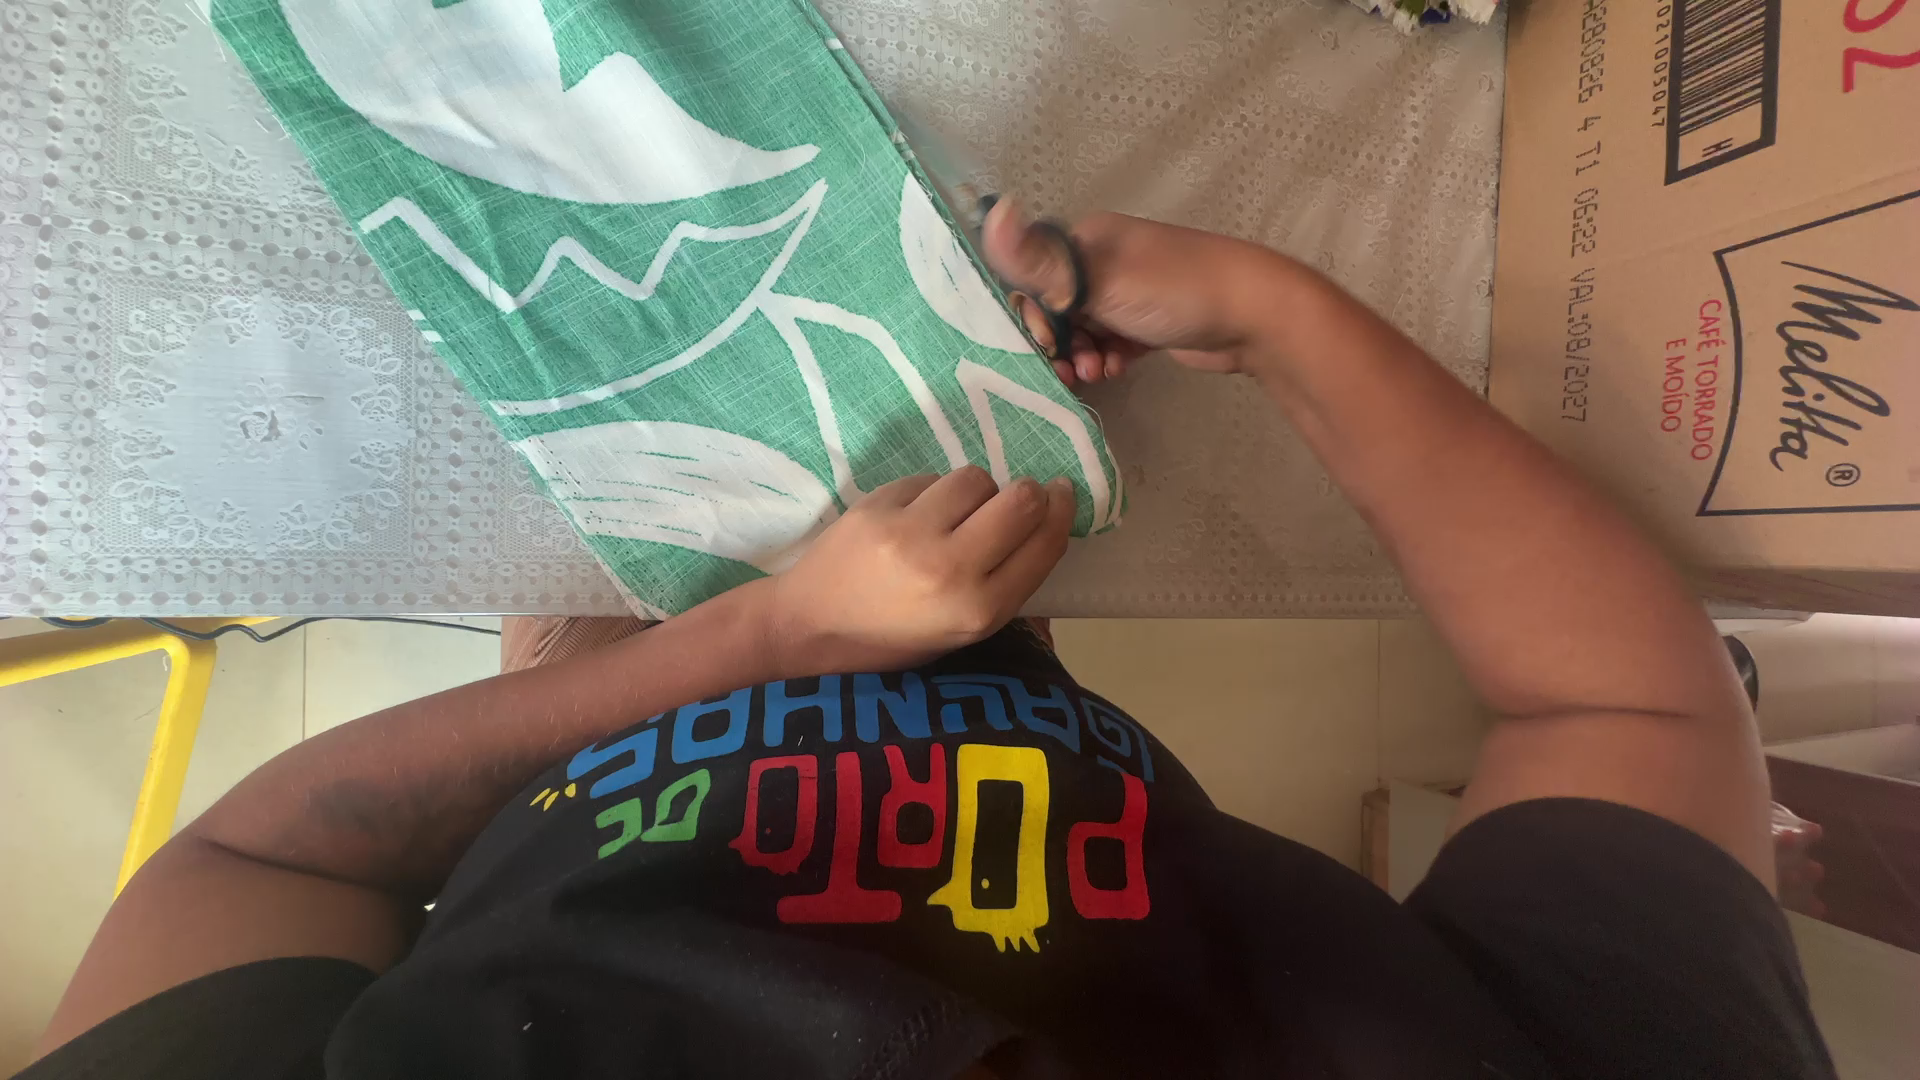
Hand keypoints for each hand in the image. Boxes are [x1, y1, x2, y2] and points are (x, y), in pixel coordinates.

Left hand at [765, 467, 1074, 672]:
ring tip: (955, 512)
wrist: (809, 626)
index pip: (1043, 546)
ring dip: (977, 491)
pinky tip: (914, 515)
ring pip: (975, 478)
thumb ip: (1006, 591)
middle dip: (1029, 493)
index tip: (1063, 495)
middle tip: (1017, 499)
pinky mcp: (877, 505)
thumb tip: (1044, 538)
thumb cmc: (891, 641)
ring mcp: (911, 533)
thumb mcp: (960, 637)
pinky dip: (933, 492)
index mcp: (978, 611)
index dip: (1062, 513)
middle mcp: (951, 570)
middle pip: (1021, 500)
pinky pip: (930, 478)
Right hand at [981, 198, 1302, 387]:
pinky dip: (1106, 359)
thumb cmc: (1172, 290)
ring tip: (1094, 375)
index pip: (1031, 278)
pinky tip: (1116, 370)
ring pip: (1080, 332)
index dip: (1029, 317)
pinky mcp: (1144, 322)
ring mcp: (1125, 292)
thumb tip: (991, 214)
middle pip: (1054, 310)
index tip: (1044, 347)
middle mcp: (1100, 262)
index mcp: (1085, 241)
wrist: (1252, 315)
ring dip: (1080, 357)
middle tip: (1068, 372)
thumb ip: (1040, 260)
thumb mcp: (1099, 278)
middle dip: (1055, 345)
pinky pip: (1108, 343)